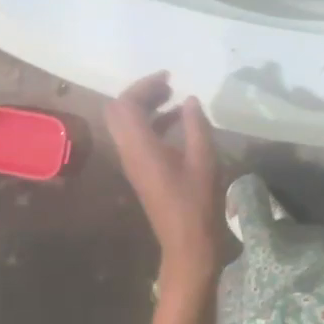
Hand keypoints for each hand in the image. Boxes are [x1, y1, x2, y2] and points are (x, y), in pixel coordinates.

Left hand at [105, 72, 220, 279]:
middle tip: (168, 86)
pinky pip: (137, 139)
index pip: (126, 105)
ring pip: (126, 126)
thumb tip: (190, 100)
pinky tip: (178, 121)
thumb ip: (196, 125)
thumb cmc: (197, 203)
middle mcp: (128, 152)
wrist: (187, 244)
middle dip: (140, 94)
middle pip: (119, 112)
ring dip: (146, 108)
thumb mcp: (204, 160)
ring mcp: (132, 164)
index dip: (143, 86)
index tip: (168, 78)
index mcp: (140, 147)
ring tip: (174, 97)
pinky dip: (151, 124)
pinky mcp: (141, 172)